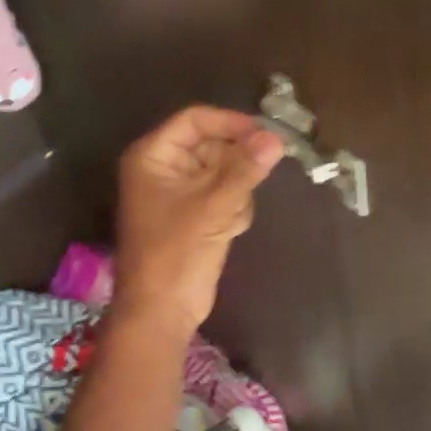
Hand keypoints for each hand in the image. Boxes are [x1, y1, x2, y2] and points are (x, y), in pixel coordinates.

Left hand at [115, 106, 284, 334]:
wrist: (162, 310)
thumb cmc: (177, 253)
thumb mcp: (214, 206)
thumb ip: (246, 169)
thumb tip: (277, 139)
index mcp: (153, 156)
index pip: (196, 120)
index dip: (231, 123)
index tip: (267, 135)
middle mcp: (164, 169)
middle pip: (213, 146)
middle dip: (236, 168)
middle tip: (254, 184)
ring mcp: (179, 194)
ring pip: (224, 173)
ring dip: (236, 194)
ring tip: (230, 218)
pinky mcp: (195, 216)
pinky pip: (224, 197)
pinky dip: (232, 210)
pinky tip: (229, 230)